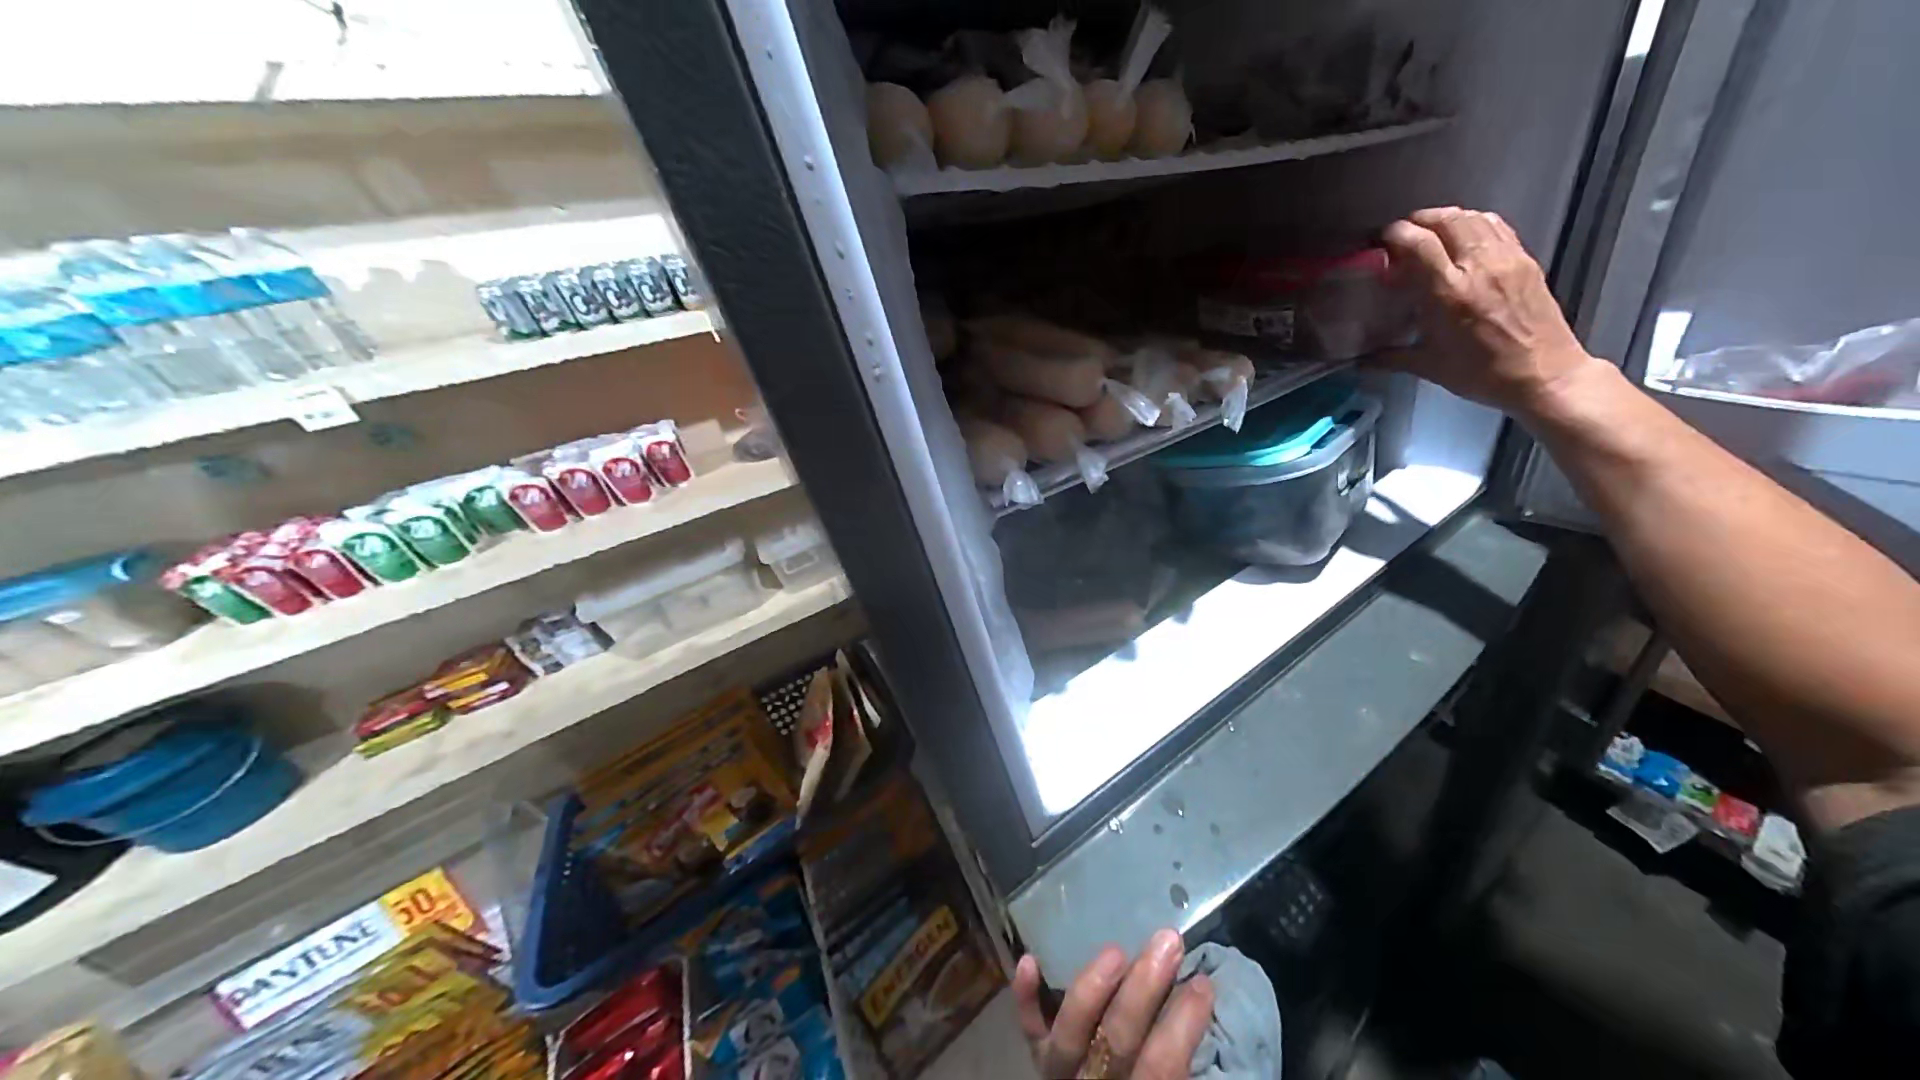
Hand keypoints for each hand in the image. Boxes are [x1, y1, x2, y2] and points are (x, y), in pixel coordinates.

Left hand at [1012, 930, 1214, 1078]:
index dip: (1183, 1026)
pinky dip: (1026, 996)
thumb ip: (1177, 1058)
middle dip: (1143, 990)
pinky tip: (1030, 960)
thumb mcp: (1163, 1076)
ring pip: (1071, 1031)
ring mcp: (1059, 1069)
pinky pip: (1028, 1027)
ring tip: (1116, 951)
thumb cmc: (1141, 1075)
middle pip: (1117, 1041)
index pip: (1162, 1068)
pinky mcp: (1037, 1053)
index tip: (1203, 983)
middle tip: (1168, 942)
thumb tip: (1200, 994)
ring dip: (1093, 988)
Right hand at [1380, 207, 1604, 416]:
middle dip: (1419, 220)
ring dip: (1447, 218)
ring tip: (1429, 232)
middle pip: (1447, 220)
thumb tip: (1362, 359)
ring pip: (1474, 217)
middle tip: (1401, 234)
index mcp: (1449, 294)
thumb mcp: (1428, 366)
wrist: (1543, 375)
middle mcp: (1479, 268)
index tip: (1380, 241)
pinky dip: (1474, 224)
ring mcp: (1506, 260)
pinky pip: (1496, 227)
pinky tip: (1462, 238)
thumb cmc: (1482, 374)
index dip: (1395, 234)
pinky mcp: (1525, 261)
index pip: (1419, 243)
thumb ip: (1391, 356)